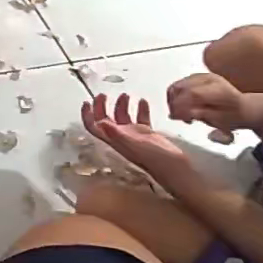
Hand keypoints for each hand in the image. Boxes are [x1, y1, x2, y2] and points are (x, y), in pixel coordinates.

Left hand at [81, 94, 197, 184]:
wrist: (176, 167)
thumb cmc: (154, 159)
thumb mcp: (133, 144)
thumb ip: (116, 133)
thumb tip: (99, 122)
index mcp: (114, 139)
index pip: (94, 127)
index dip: (87, 115)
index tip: (87, 102)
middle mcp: (121, 137)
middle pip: (105, 119)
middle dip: (102, 106)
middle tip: (103, 94)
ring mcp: (134, 135)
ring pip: (122, 117)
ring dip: (121, 105)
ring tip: (126, 95)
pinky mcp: (148, 134)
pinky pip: (141, 119)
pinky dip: (140, 109)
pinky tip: (143, 101)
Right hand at [165, 73, 254, 130]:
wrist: (243, 108)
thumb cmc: (233, 117)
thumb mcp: (220, 120)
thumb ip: (199, 115)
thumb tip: (179, 114)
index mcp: (220, 90)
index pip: (193, 93)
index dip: (180, 105)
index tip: (175, 117)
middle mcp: (210, 79)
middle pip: (182, 87)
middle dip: (174, 103)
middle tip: (176, 117)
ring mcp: (201, 76)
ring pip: (177, 85)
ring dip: (172, 100)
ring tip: (178, 113)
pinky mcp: (194, 77)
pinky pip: (178, 85)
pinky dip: (174, 96)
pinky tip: (179, 106)